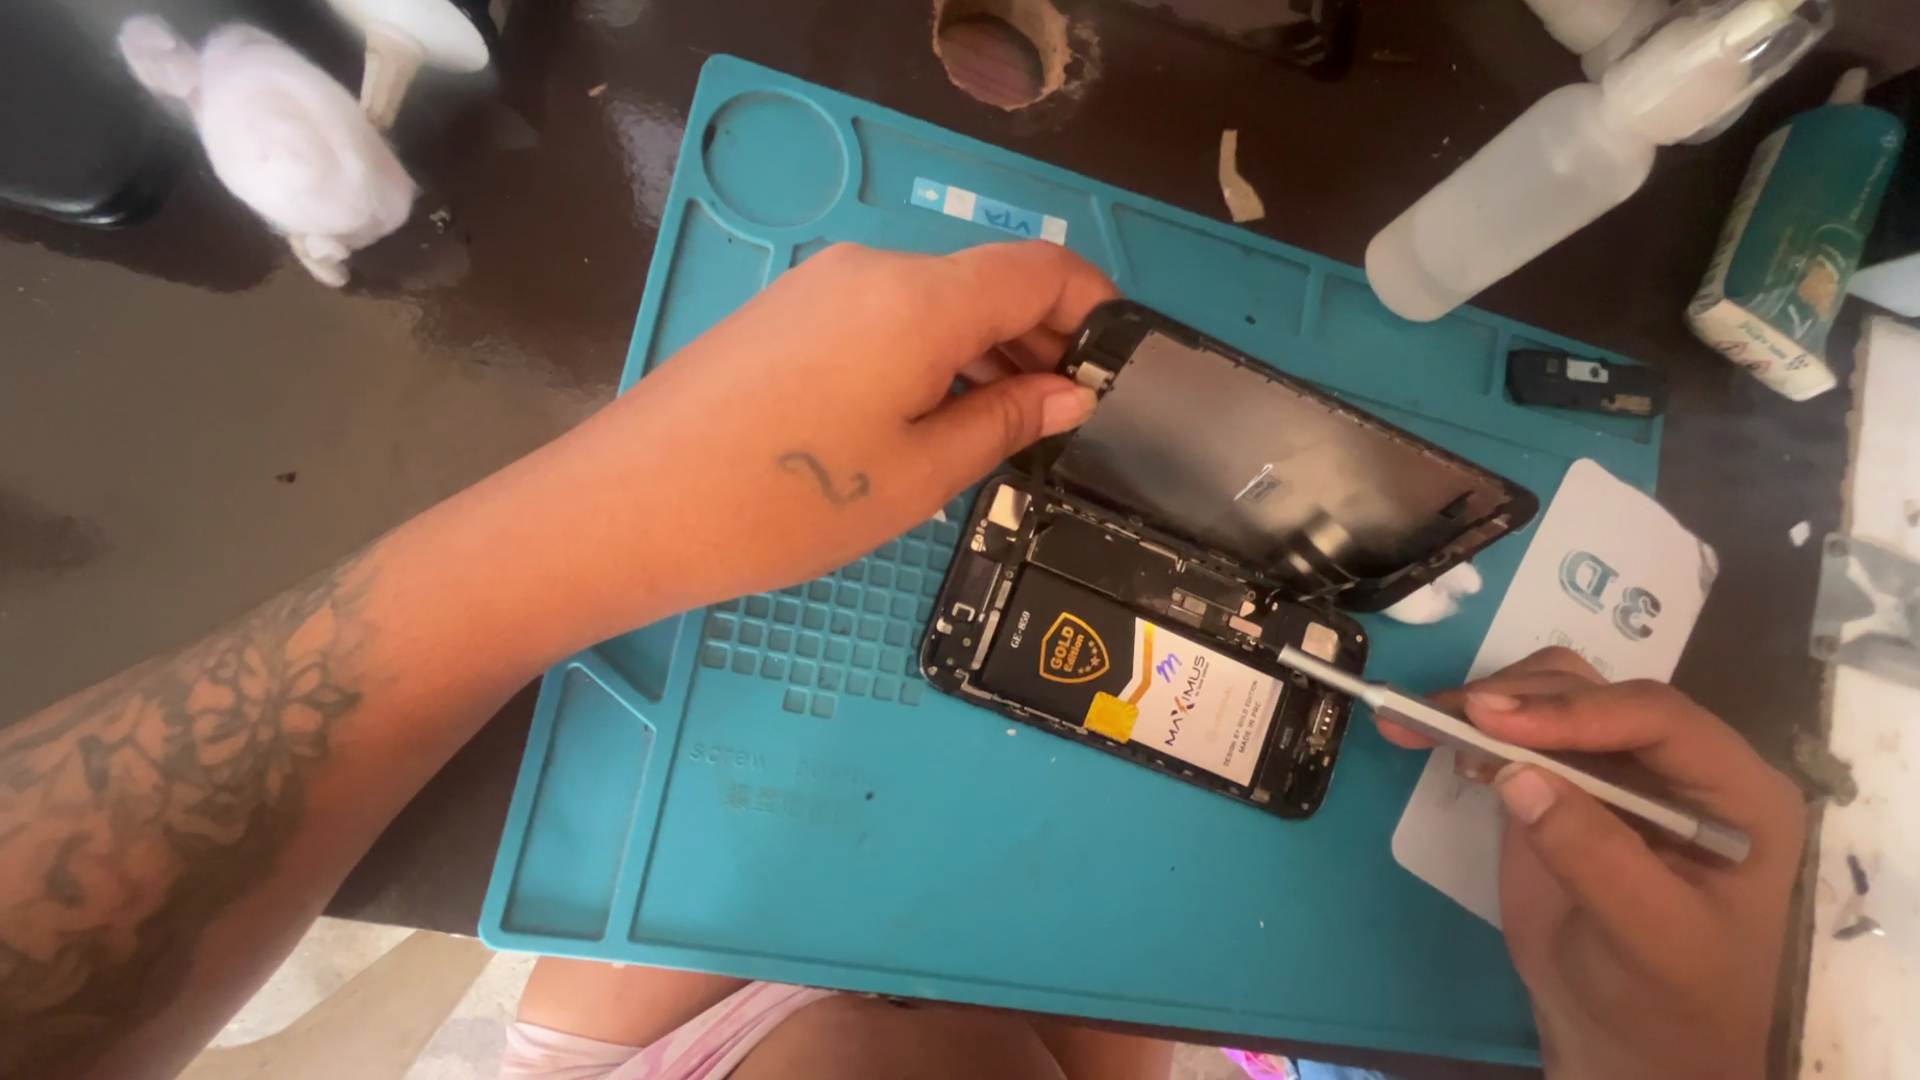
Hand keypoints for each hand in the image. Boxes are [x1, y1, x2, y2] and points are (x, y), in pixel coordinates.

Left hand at [508, 241, 1115, 644]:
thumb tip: (1074, 393)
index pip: (1041, 268)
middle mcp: (874, 267)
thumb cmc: (791, 505)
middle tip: (1063, 416)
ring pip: (937, 301)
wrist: (630, 509)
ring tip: (1004, 426)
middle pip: (988, 281)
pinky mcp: (789, 312)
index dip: (1093, 306)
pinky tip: (932, 414)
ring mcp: (822, 284)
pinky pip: (887, 317)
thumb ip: (1006, 420)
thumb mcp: (919, 474)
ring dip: (985, 351)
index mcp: (921, 298)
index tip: (1118, 363)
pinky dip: (932, 354)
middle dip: (1041, 338)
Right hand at [1378, 649, 1805, 1079]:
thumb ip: (1597, 856)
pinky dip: (1462, 725)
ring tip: (1413, 722)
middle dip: (1510, 699)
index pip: (1656, 718)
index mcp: (1730, 795)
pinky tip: (1430, 741)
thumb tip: (1517, 775)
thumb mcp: (1650, 938)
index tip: (1490, 723)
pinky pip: (1506, 729)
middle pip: (1587, 691)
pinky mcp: (1550, 779)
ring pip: (1541, 694)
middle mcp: (1670, 765)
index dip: (1573, 711)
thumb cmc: (1665, 996)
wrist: (1620, 1028)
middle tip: (1441, 718)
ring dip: (1474, 702)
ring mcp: (1607, 768)